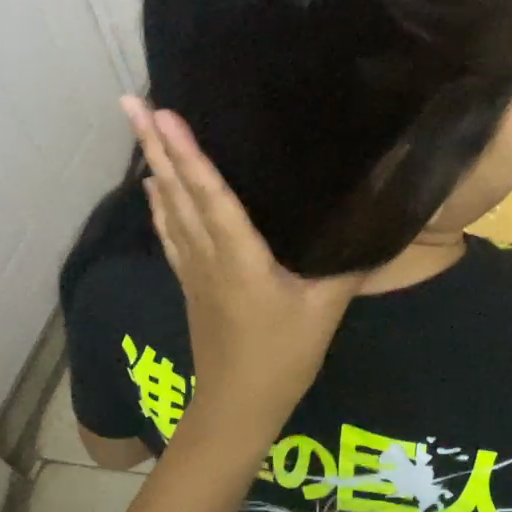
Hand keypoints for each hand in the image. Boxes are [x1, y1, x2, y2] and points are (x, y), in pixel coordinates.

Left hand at [120, 96, 362, 439]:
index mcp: (241, 259)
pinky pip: (170, 231)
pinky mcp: (189, 282)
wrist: (236, 409)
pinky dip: (159, 201)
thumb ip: (348, 264)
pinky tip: (152, 184)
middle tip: (133, 102)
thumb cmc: (283, 358)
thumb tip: (377, 218)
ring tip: (138, 126)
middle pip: (178, 192)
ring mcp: (193, 269)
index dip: (189, 154)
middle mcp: (208, 256)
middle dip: (155, 145)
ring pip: (168, 208)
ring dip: (153, 165)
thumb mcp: (325, 311)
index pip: (212, 197)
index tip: (166, 116)